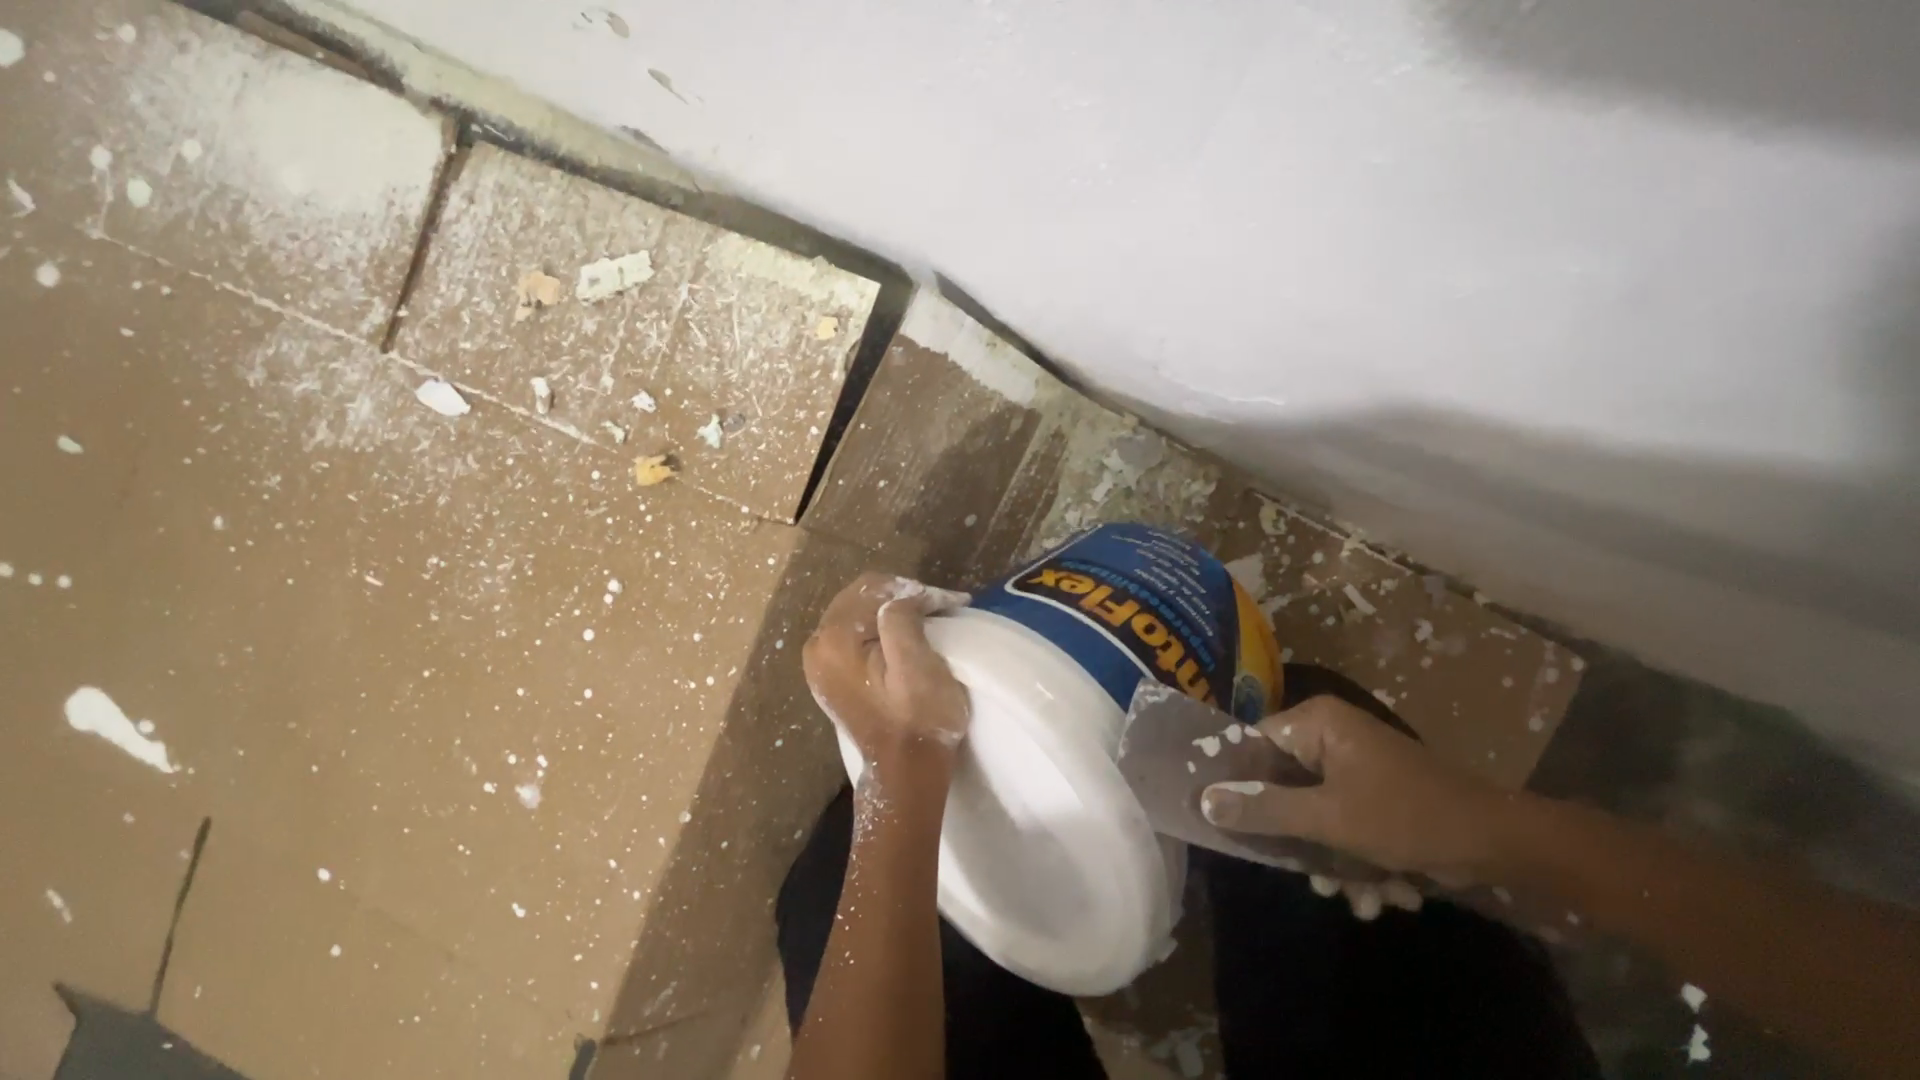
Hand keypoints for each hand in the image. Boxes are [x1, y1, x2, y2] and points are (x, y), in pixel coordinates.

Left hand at [803, 573, 972, 769]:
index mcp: (833, 639)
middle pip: (860, 597)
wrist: (906, 771)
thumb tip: (901, 596)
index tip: (949, 602)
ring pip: (857, 614)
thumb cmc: (918, 718)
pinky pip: (853, 635)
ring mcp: (820, 663)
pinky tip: (905, 635)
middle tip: (940, 605)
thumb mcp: (916, 663)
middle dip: (901, 595)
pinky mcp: (831, 676)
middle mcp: (817, 645)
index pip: (873, 588)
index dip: (913, 589)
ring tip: (927, 616)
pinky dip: (879, 629)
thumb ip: (901, 617)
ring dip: (891, 610)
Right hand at [1200, 695, 1513, 884]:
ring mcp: (1354, 766)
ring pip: (1312, 813)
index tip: (1221, 820)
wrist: (1498, 843)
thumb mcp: (1327, 818)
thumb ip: (1263, 808)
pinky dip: (1356, 861)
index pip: (1252, 745)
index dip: (1235, 783)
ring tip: (1354, 897)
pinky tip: (1380, 895)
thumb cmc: (1406, 816)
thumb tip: (1203, 800)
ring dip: (1332, 862)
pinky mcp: (1374, 795)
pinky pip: (1342, 824)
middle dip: (1298, 840)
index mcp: (1316, 723)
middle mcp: (1331, 736)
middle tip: (1307, 876)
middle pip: (1282, 786)